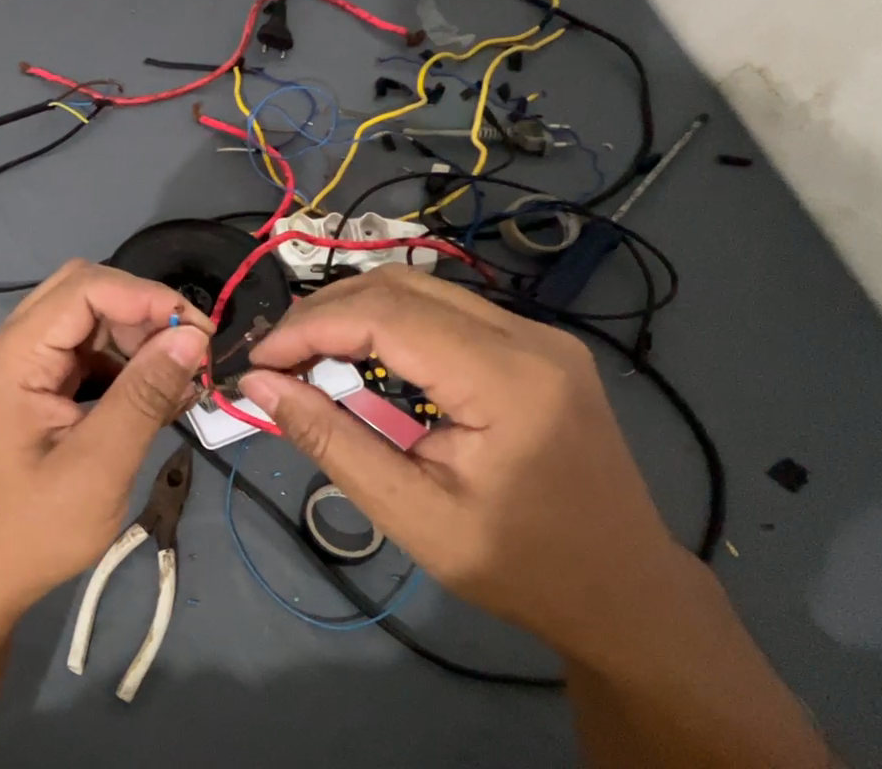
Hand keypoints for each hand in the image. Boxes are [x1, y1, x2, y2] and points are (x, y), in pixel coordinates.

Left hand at [0, 260, 211, 619]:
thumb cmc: (38, 527)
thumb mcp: (100, 465)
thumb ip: (144, 395)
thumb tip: (190, 337)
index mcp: (15, 355)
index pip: (85, 289)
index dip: (146, 297)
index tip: (200, 335)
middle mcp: (12, 346)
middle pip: (83, 292)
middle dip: (142, 310)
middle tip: (191, 352)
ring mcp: (22, 365)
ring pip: (86, 319)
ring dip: (136, 336)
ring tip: (180, 378)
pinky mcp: (36, 387)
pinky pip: (84, 352)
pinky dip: (123, 361)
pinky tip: (155, 392)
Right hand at [237, 266, 683, 654]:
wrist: (625, 594)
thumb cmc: (517, 564)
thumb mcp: (408, 512)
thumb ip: (328, 438)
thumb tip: (256, 384)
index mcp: (507, 379)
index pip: (383, 315)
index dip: (307, 328)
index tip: (256, 362)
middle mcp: (528, 337)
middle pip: (396, 286)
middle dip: (320, 314)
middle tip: (274, 359)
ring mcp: (537, 336)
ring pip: (416, 288)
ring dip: (348, 314)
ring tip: (303, 357)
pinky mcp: (533, 347)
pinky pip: (440, 309)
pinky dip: (382, 323)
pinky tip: (356, 358)